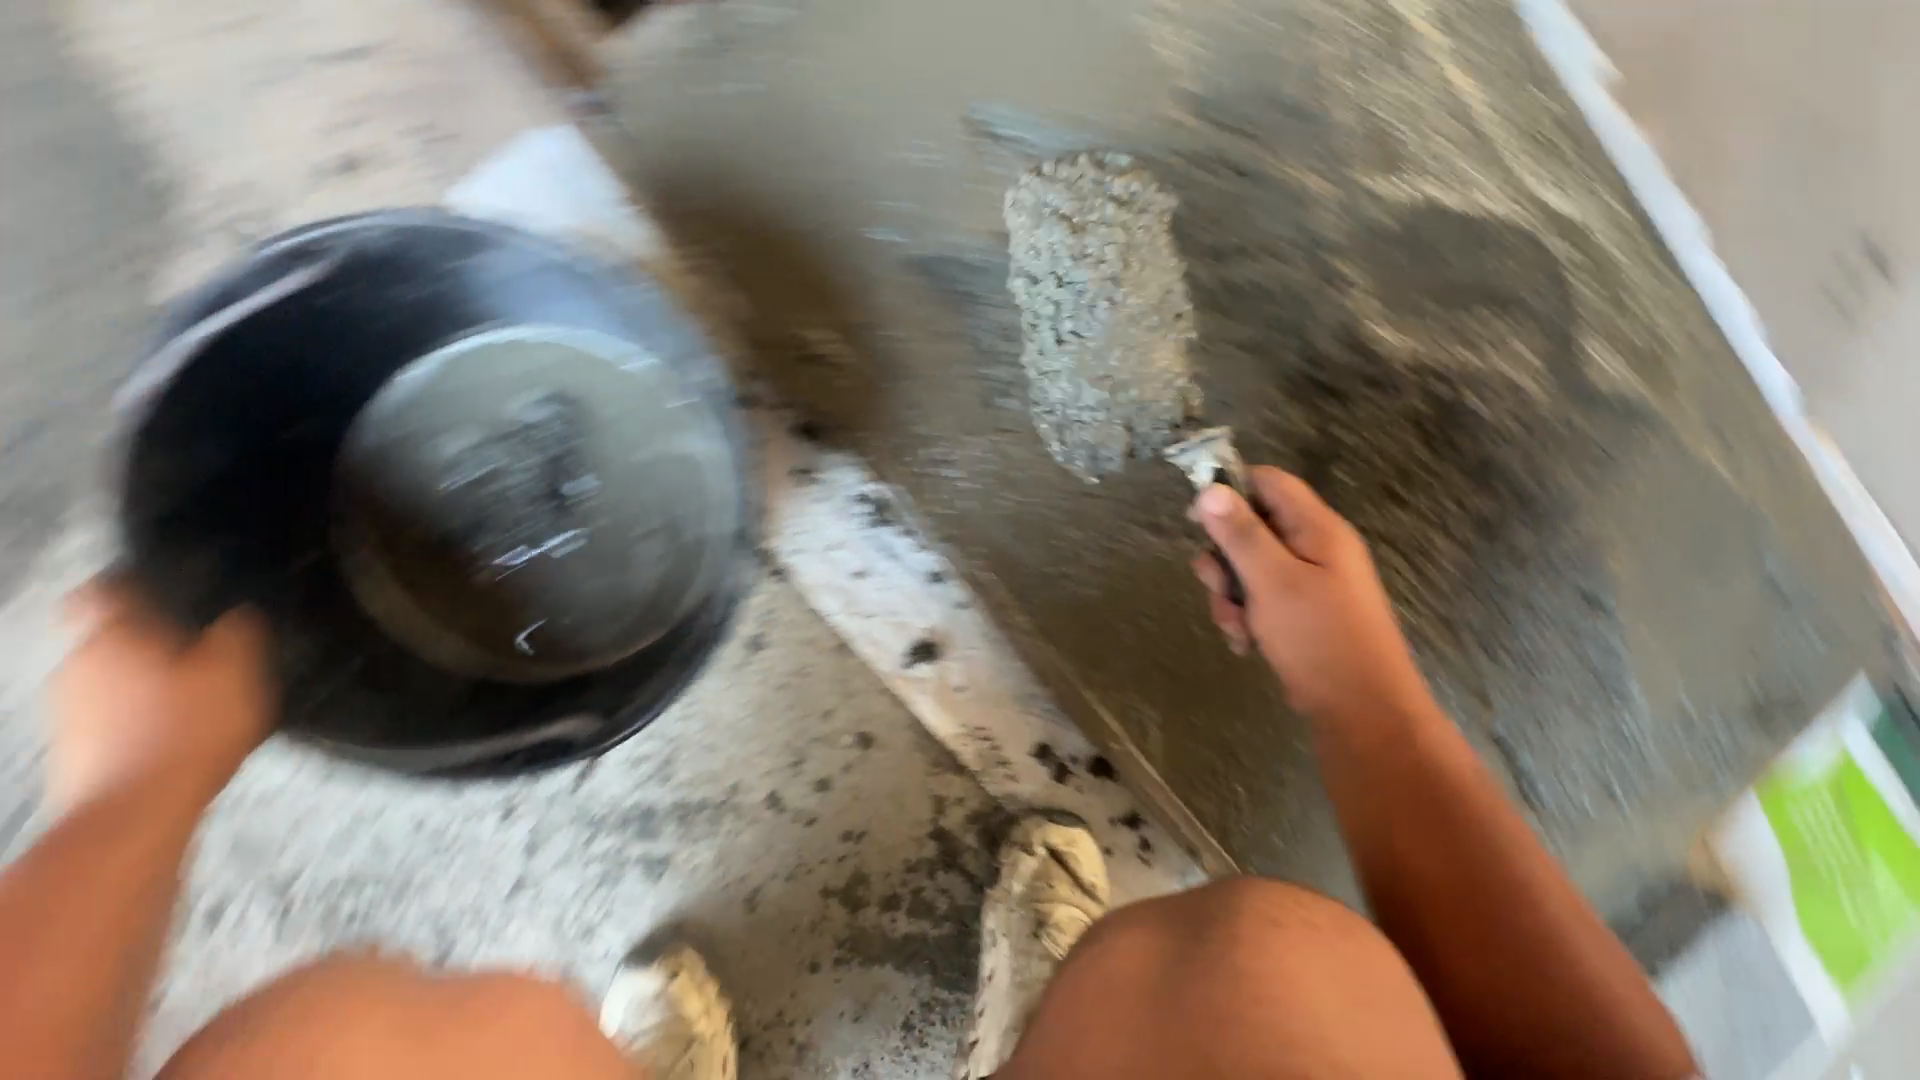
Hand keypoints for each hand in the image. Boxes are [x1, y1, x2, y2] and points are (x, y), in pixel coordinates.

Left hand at [49, 578, 276, 813]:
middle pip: (110, 638)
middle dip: (152, 642)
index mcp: (115, 636)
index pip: (105, 591)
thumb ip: (237, 634)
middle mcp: (78, 665)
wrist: (136, 811)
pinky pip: (110, 716)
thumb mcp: (237, 670)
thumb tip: (237, 615)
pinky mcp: (73, 748)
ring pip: (110, 678)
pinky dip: (140, 717)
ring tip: (198, 698)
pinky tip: (179, 734)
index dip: (130, 583)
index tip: (159, 587)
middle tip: (203, 652)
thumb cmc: (189, 728)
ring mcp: (67, 710)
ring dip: (147, 682)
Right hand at [1190, 469, 1431, 724]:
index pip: (1269, 483)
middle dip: (1224, 560)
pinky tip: (1246, 644)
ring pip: (1250, 571)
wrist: (1362, 710)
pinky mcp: (1303, 615)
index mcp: (1318, 529)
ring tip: (1237, 628)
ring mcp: (1311, 583)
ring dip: (1230, 597)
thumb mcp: (1272, 581)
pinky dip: (1246, 619)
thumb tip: (1209, 489)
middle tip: (1217, 587)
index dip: (1229, 492)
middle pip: (1252, 530)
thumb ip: (1241, 534)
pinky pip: (1262, 601)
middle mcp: (1316, 549)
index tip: (1194, 520)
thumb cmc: (1318, 637)